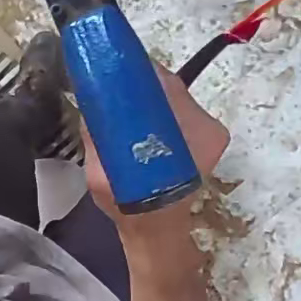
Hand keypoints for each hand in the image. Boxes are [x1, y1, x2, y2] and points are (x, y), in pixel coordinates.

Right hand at [82, 64, 228, 236]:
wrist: (155, 232)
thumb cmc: (128, 203)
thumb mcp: (101, 175)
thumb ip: (95, 138)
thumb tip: (90, 100)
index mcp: (190, 135)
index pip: (165, 86)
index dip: (137, 73)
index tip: (112, 68)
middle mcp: (206, 128)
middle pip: (170, 88)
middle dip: (139, 81)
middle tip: (111, 81)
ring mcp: (209, 132)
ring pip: (173, 96)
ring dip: (146, 93)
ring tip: (119, 96)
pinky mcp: (209, 136)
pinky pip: (178, 109)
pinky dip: (156, 106)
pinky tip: (134, 113)